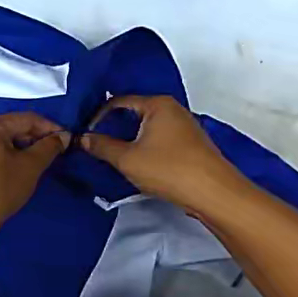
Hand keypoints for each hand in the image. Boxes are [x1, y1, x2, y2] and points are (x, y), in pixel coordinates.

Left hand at [0, 112, 69, 236]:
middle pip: (10, 127)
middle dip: (34, 138)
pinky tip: (14, 170)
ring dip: (20, 148)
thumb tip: (63, 136)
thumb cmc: (1, 188)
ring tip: (36, 162)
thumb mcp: (31, 166)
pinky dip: (4, 156)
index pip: (26, 119)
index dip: (50, 127)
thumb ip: (49, 147)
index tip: (67, 140)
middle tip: (53, 152)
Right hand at [80, 95, 249, 215]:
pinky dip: (145, 147)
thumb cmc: (169, 170)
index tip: (87, 135)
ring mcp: (184, 127)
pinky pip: (159, 139)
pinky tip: (137, 163)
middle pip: (134, 113)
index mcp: (157, 104)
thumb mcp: (127, 159)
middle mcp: (172, 109)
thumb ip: (101, 146)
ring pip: (147, 128)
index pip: (118, 102)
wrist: (214, 194)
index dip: (98, 117)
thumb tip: (83, 138)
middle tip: (96, 145)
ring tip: (113, 155)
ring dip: (129, 139)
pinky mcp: (190, 144)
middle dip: (114, 128)